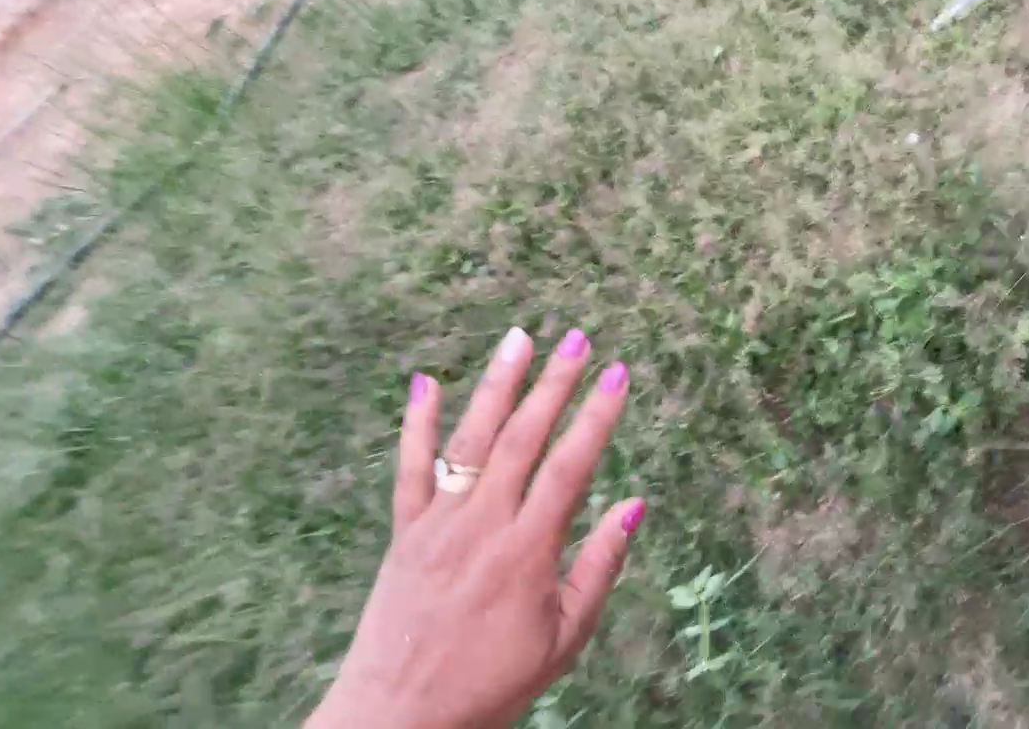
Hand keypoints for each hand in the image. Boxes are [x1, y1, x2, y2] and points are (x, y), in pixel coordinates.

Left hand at [308, 327, 639, 728]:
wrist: (393, 726)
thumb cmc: (491, 683)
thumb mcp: (564, 637)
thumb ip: (600, 566)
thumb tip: (634, 503)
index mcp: (527, 550)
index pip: (571, 466)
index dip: (598, 416)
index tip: (619, 373)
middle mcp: (482, 525)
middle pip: (523, 438)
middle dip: (554, 383)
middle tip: (577, 338)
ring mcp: (437, 525)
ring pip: (470, 440)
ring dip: (498, 385)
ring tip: (520, 338)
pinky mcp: (404, 534)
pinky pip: (410, 470)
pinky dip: (417, 424)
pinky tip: (426, 381)